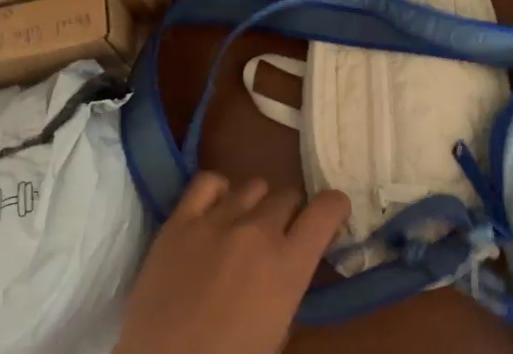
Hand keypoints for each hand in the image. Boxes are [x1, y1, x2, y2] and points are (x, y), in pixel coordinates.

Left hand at [115, 172, 351, 353]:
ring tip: (243, 227)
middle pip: (287, 195)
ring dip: (256, 204)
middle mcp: (257, 231)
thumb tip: (288, 263)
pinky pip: (207, 182)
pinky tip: (215, 210)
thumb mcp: (278, 329)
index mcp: (288, 264)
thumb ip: (288, 285)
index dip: (334, 208)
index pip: (328, 208)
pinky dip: (218, 191)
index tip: (330, 218)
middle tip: (276, 239)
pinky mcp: (179, 220)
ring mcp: (216, 220)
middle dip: (289, 215)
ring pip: (253, 185)